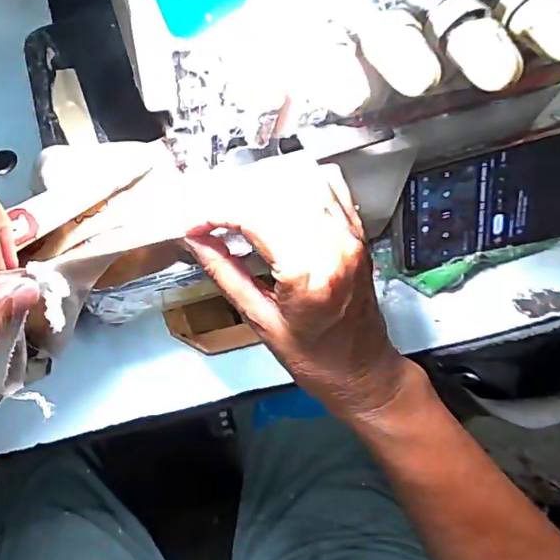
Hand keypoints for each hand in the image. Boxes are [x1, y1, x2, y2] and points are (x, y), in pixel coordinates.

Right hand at [182, 162, 414, 422]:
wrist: (362, 373)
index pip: (253, 217)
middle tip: (210, 215)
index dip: (216, 214)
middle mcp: (334, 248)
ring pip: (299, 186)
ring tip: (236, 207)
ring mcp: (349, 239)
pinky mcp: (356, 237)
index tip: (197, 224)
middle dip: (233, 199)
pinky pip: (329, 190)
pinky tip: (276, 198)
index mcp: (308, 274)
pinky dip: (297, 187)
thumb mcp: (259, 320)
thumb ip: (226, 274)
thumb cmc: (317, 359)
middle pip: (274, 195)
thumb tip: (199, 243)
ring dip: (262, 190)